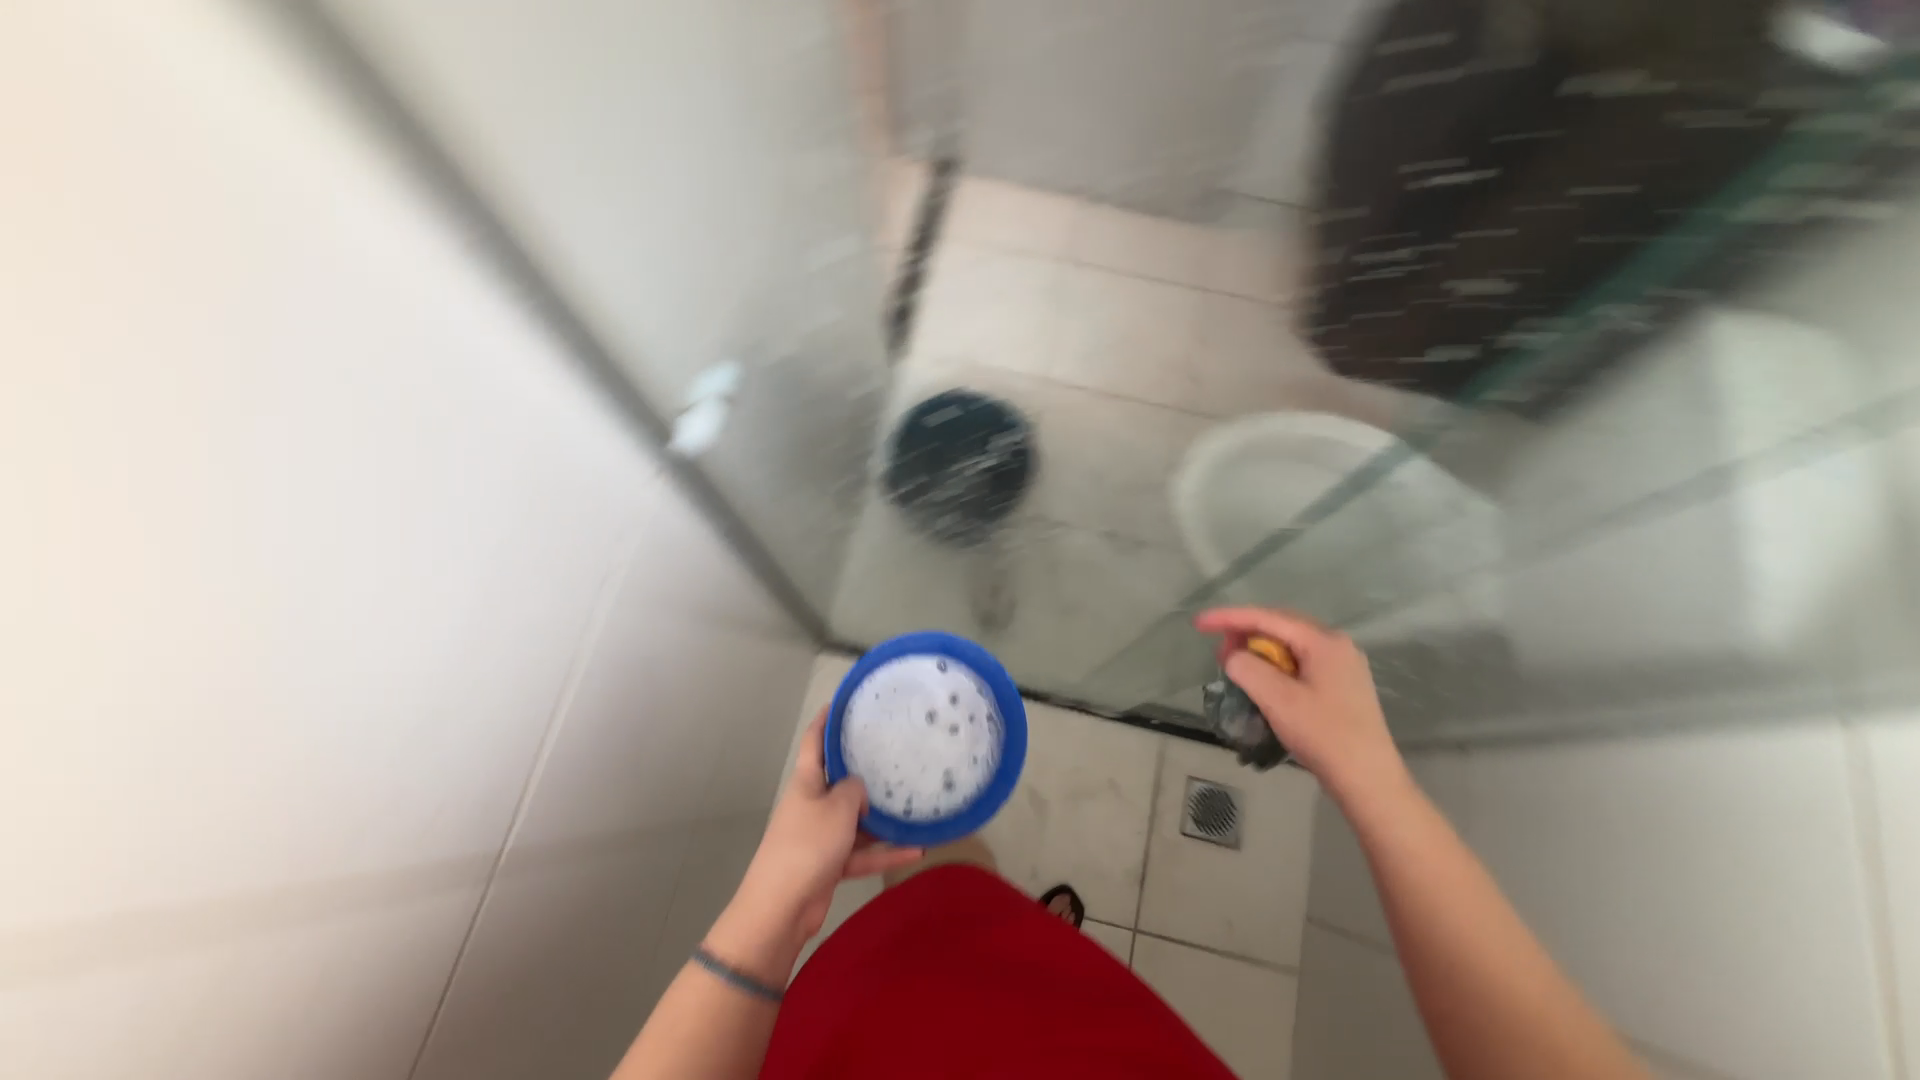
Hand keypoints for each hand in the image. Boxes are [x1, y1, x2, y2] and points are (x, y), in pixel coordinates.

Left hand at [710, 712, 921, 980]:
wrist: (782, 907)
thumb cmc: (807, 845)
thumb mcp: (837, 808)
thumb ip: (854, 790)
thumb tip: (859, 790)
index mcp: (806, 782)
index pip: (816, 741)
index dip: (826, 719)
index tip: (844, 701)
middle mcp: (812, 804)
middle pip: (840, 780)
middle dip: (865, 768)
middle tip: (895, 751)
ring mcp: (821, 835)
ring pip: (856, 820)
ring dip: (883, 818)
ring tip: (915, 805)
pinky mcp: (830, 864)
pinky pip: (863, 852)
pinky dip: (886, 853)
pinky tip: (917, 851)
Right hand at [1194, 606, 1407, 804]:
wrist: (1368, 779)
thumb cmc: (1324, 735)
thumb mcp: (1278, 700)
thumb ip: (1248, 668)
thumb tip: (1233, 656)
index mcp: (1324, 641)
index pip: (1267, 618)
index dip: (1228, 617)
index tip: (1198, 624)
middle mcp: (1336, 645)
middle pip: (1280, 626)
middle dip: (1244, 632)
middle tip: (1217, 650)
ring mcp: (1341, 665)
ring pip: (1290, 645)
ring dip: (1259, 651)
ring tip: (1235, 667)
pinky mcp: (1340, 685)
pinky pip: (1299, 662)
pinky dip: (1275, 666)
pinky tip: (1262, 682)